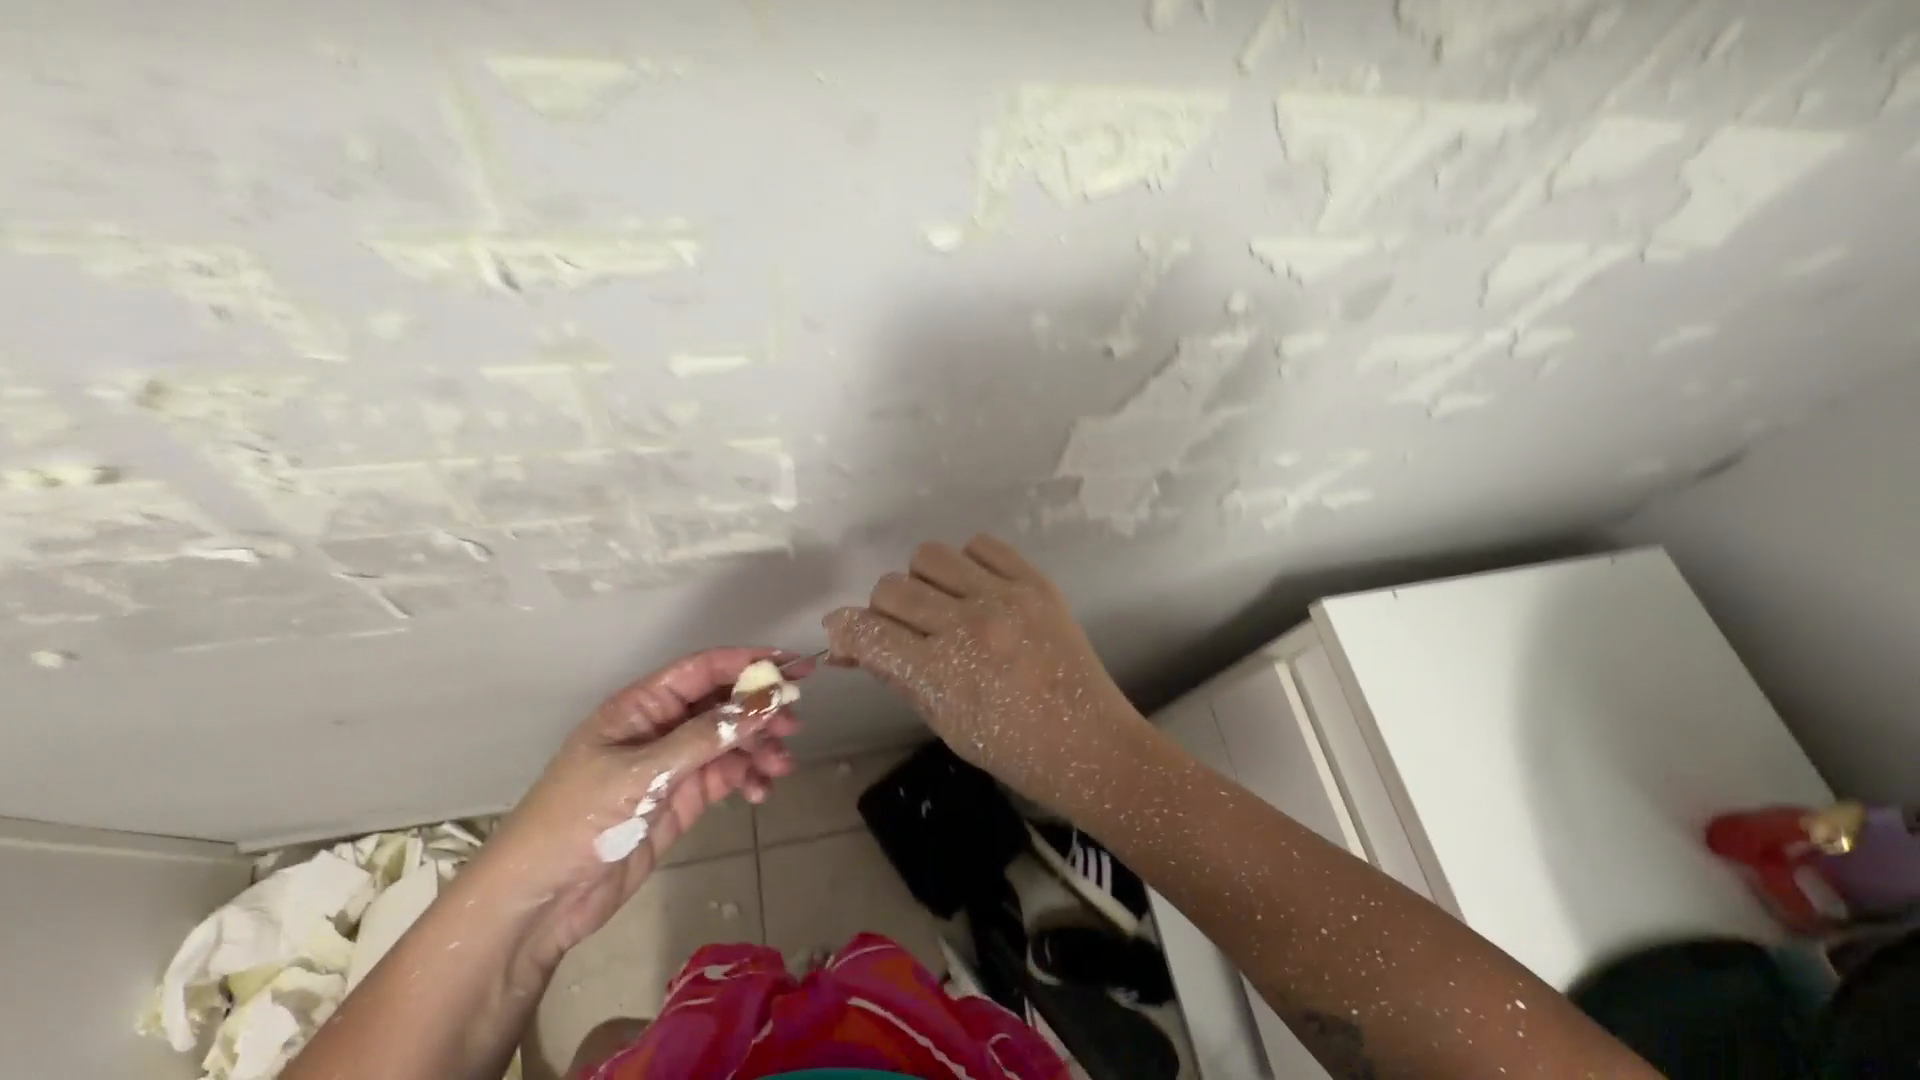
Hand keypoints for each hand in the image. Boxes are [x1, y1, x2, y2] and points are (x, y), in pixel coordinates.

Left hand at [471, 648, 803, 970]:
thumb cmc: (578, 822)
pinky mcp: (678, 801)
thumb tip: (764, 701)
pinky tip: (760, 791)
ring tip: (780, 767)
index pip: (703, 670)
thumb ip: (707, 737)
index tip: (795, 668)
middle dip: (760, 710)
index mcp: (639, 707)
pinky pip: (723, 776)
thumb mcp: (644, 773)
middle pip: (721, 704)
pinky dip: (746, 778)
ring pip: (728, 742)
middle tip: (795, 724)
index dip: (750, 664)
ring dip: (758, 749)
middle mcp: (658, 728)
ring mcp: (670, 766)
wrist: (541, 899)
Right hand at [823, 535, 1146, 806]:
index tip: (843, 633)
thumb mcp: (943, 723)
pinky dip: (967, 565)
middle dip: (881, 612)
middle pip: (891, 589)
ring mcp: (1005, 598)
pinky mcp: (1035, 583)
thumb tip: (852, 648)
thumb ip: (896, 677)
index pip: (867, 631)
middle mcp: (968, 624)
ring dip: (921, 582)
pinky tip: (976, 592)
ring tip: (941, 609)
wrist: (1089, 743)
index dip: (843, 630)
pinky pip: (981, 546)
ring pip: (929, 556)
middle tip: (901, 634)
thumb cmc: (1011, 748)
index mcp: (942, 671)